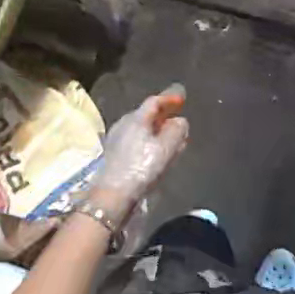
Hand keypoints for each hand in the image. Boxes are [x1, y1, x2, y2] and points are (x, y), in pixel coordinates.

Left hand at [86, 85, 189, 219]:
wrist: (112, 195)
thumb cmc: (142, 168)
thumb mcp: (166, 148)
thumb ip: (177, 130)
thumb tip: (180, 121)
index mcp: (136, 119)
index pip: (154, 101)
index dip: (169, 98)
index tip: (181, 98)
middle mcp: (124, 123)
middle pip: (146, 114)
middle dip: (163, 114)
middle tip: (177, 115)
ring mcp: (117, 139)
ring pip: (142, 128)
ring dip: (157, 129)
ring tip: (170, 135)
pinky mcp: (114, 154)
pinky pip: (136, 139)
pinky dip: (149, 140)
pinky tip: (156, 151)